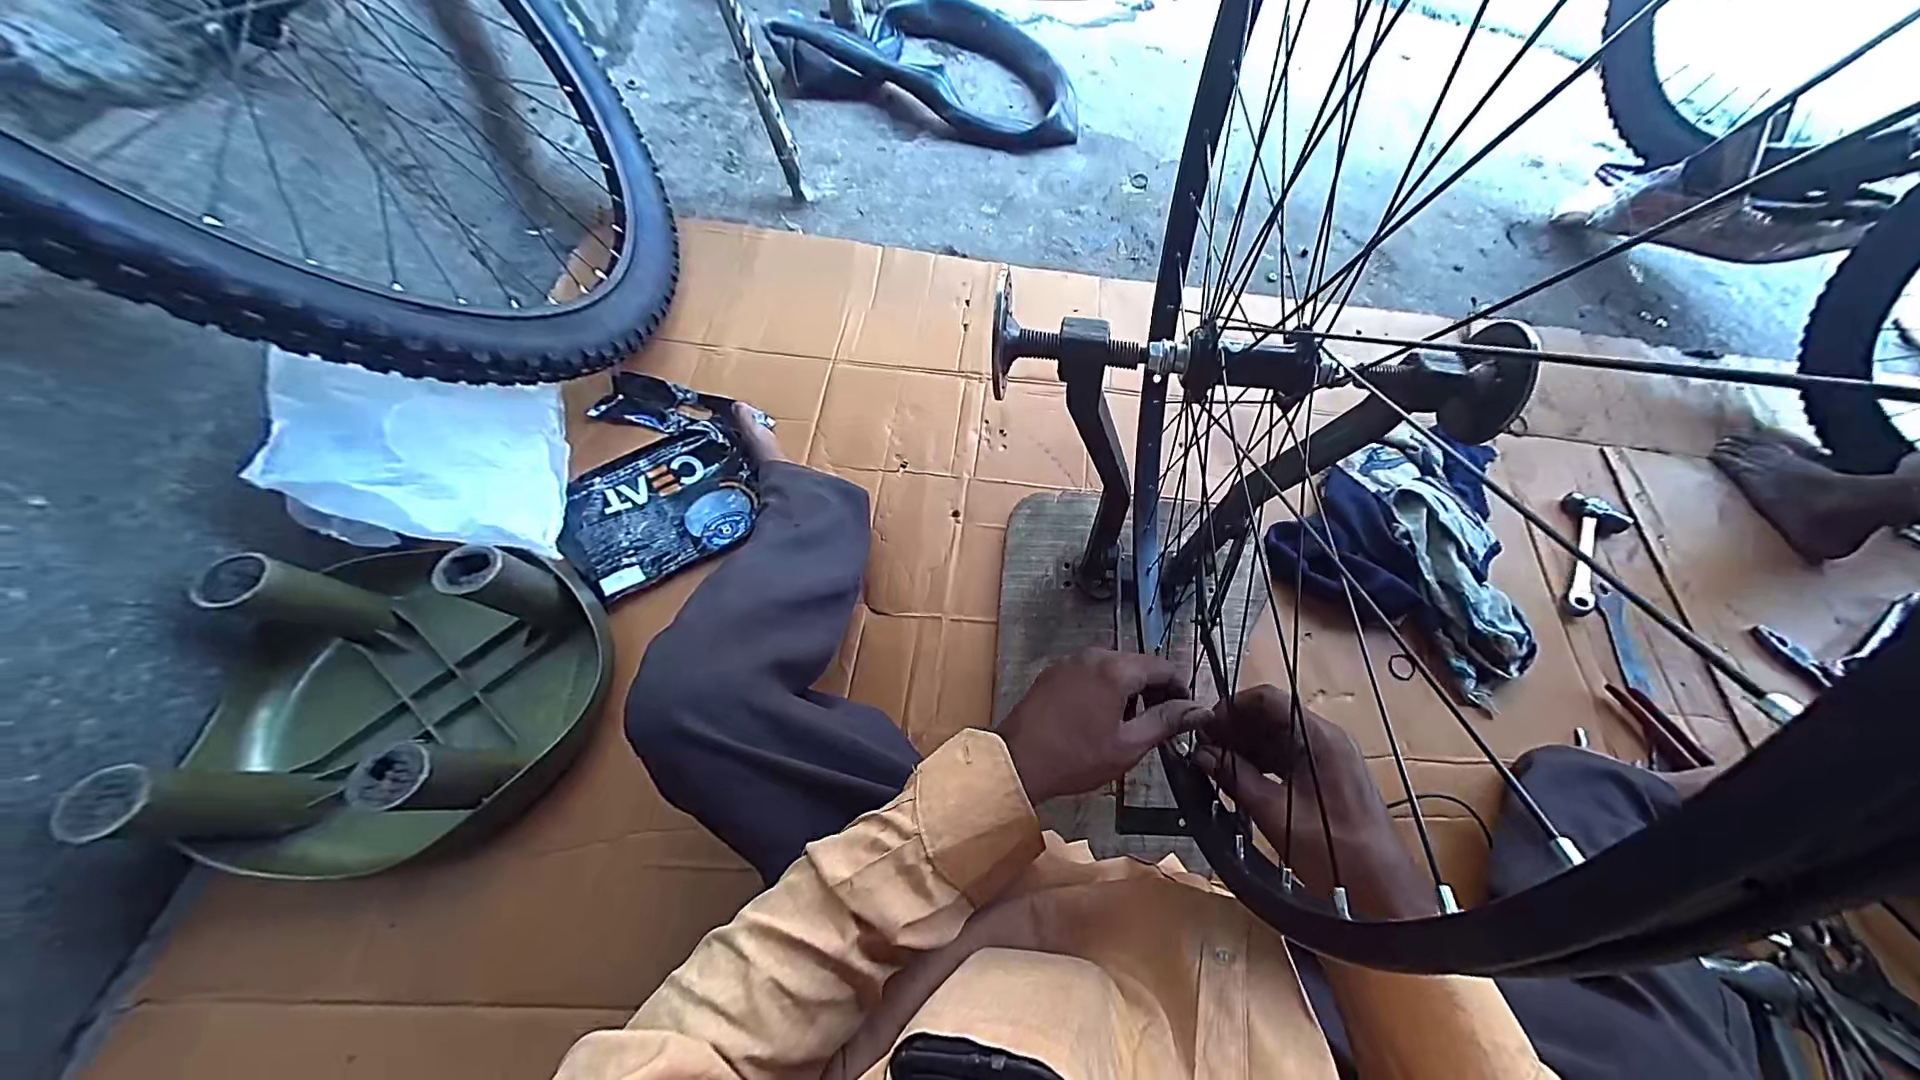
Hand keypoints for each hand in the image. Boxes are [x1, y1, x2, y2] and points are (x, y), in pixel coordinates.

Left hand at [998, 649, 1211, 804]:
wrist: (1018, 760)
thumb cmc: (1075, 757)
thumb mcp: (1129, 744)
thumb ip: (1166, 721)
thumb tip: (1197, 710)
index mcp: (1115, 669)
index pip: (1163, 666)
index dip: (1180, 688)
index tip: (1185, 713)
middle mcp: (1093, 656)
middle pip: (1137, 664)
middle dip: (1154, 690)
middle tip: (1159, 724)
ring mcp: (1070, 661)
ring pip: (1113, 668)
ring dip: (1129, 690)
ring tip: (1128, 726)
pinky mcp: (1054, 672)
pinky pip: (1090, 672)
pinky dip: (1104, 688)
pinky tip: (1100, 718)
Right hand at [1194, 686, 1436, 919]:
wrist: (1385, 897)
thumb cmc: (1334, 853)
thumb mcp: (1274, 812)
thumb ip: (1235, 777)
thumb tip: (1200, 754)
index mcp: (1319, 737)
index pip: (1267, 699)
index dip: (1230, 707)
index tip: (1202, 725)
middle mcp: (1326, 739)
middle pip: (1270, 715)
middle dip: (1233, 728)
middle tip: (1201, 746)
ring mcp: (1328, 757)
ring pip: (1276, 736)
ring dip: (1243, 745)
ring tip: (1212, 762)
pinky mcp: (1327, 776)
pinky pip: (1286, 755)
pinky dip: (1259, 761)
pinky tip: (1236, 776)